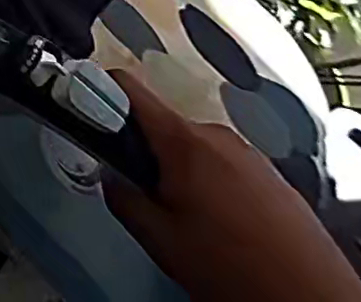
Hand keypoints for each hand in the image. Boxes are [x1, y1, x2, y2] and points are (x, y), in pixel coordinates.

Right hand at [104, 70, 360, 301]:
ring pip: (195, 147)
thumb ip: (124, 199)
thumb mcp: (163, 241)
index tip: (83, 109)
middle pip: (161, 124)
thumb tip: (110, 178)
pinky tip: (225, 225)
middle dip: (147, 150)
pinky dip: (214, 183)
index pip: (127, 87)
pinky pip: (227, 165)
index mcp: (184, 141)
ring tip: (190, 216)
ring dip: (182, 169)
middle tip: (146, 191)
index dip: (97, 90)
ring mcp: (252, 156)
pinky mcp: (277, 179)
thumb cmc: (235, 272)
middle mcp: (217, 135)